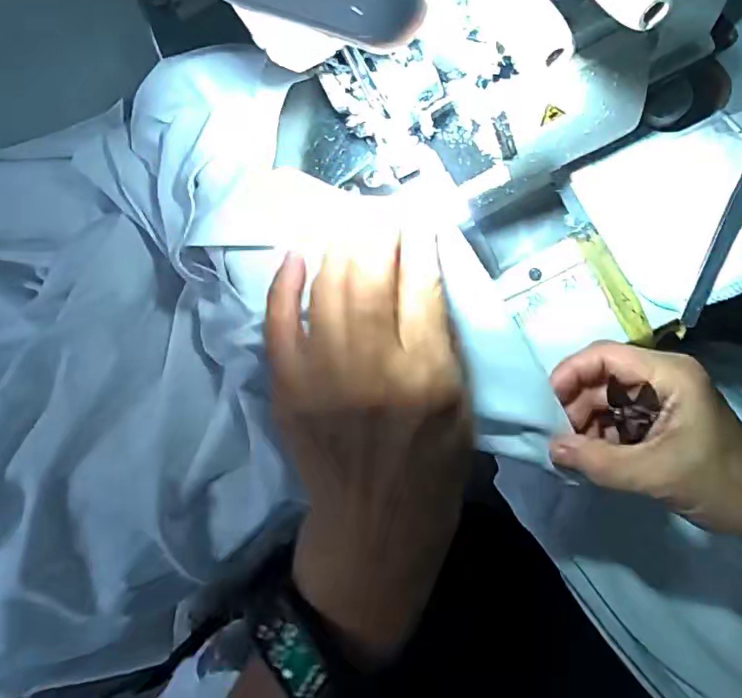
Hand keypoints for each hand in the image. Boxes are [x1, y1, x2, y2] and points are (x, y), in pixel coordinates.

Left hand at [265, 227, 471, 664]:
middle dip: (377, 237)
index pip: (422, 289)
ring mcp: (323, 379)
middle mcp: (374, 371)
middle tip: (381, 216)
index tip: (418, 222)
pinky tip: (298, 255)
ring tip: (347, 229)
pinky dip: (286, 283)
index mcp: (427, 377)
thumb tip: (423, 272)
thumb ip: (444, 337)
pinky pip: (280, 322)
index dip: (419, 246)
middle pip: (370, 281)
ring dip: (337, 250)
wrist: (374, 525)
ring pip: (327, 291)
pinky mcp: (288, 389)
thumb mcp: (461, 400)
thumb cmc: (432, 462)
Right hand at [549, 341, 741, 552]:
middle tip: (562, 435)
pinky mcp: (665, 418)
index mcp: (670, 372)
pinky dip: (607, 432)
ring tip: (577, 451)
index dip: (574, 371)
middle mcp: (665, 375)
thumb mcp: (656, 474)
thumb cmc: (719, 484)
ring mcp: (666, 396)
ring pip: (612, 396)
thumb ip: (600, 461)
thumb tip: (552, 449)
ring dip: (591, 420)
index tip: (549, 401)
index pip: (608, 355)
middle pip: (607, 374)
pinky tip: (596, 455)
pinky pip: (624, 415)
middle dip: (580, 402)